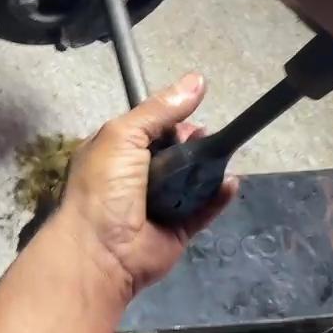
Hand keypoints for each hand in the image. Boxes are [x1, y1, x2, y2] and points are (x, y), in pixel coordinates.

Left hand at [51, 72, 239, 300]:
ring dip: (209, 168)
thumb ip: (160, 110)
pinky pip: (203, 210)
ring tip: (222, 156)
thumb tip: (197, 79)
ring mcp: (158, 205)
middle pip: (175, 153)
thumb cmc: (104, 187)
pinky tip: (232, 183)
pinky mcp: (177, 231)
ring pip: (191, 180)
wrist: (100, 252)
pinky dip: (219, 196)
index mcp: (115, 152)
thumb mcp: (123, 135)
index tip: (191, 117)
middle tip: (207, 138)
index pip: (150, 129)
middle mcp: (135, 177)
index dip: (171, 121)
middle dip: (193, 142)